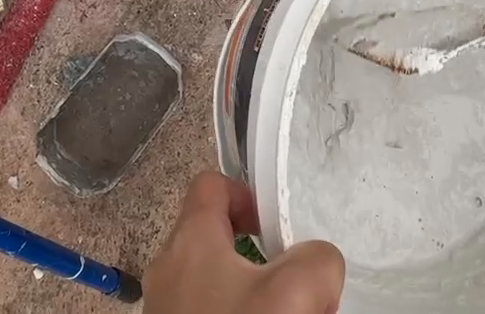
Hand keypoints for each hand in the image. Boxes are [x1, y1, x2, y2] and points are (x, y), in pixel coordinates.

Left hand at [142, 172, 345, 312]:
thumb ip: (318, 259)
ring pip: (218, 283)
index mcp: (190, 240)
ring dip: (256, 298)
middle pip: (219, 238)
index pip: (212, 184)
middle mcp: (169, 271)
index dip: (249, 195)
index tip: (276, 228)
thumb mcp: (296, 290)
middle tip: (290, 284)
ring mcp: (166, 311)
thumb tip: (317, 267)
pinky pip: (210, 313)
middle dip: (261, 258)